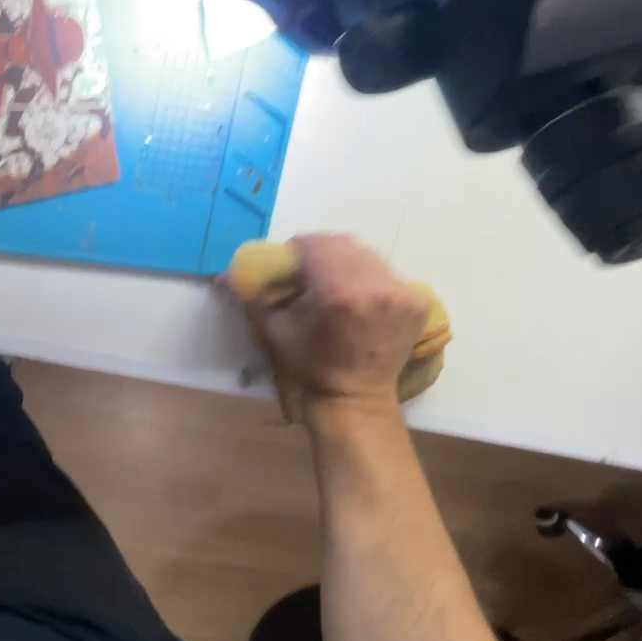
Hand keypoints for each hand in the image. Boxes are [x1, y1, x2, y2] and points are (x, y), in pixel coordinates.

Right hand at [243, 234, 427, 420]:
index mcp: (338, 294)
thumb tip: (225, 275)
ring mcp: (402, 292)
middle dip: (321, 250)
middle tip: (306, 266)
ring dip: (346, 260)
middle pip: (344, 244)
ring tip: (332, 280)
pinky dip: (367, 275)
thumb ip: (253, 296)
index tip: (287, 258)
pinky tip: (356, 294)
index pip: (317, 245)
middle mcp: (376, 287)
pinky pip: (386, 272)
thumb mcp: (274, 330)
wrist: (354, 396)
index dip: (298, 247)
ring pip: (368, 254)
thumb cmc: (309, 365)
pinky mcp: (417, 300)